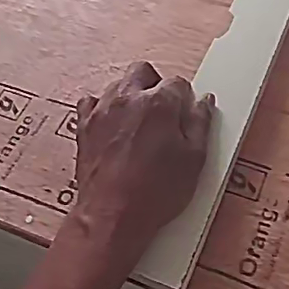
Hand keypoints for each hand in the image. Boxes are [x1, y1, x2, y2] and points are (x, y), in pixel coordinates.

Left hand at [70, 62, 214, 261]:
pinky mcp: (85, 126)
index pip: (178, 83)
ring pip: (118, 85)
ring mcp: (103, 110)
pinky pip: (92, 104)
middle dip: (155, 86)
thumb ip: (200, 124)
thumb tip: (204, 104)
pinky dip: (103, 110)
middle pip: (143, 72)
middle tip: (163, 113)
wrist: (112, 215)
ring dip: (131, 97)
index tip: (184, 116)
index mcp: (159, 103)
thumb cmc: (154, 193)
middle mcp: (128, 98)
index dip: (184, 101)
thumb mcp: (194, 161)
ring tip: (140, 125)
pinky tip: (113, 128)